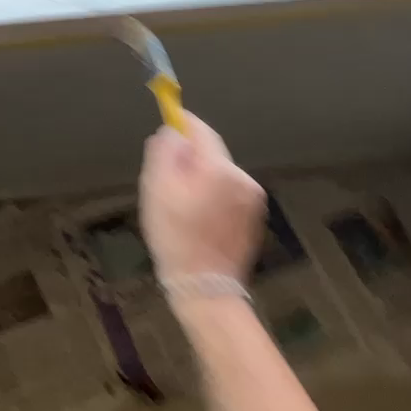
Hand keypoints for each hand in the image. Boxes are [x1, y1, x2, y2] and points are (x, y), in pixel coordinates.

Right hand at [138, 109, 266, 280]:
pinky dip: (212, 197)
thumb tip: (172, 131)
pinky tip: (197, 219)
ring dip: (200, 178)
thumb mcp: (156, 188)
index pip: (201, 130)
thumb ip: (164, 151)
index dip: (181, 124)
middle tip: (164, 178)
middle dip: (188, 158)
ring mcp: (253, 200)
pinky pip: (228, 193)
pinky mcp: (254, 219)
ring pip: (219, 174)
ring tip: (179, 203)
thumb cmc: (175, 234)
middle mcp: (243, 178)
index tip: (165, 126)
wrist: (205, 287)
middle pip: (211, 152)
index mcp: (219, 168)